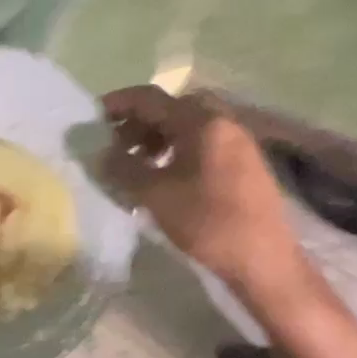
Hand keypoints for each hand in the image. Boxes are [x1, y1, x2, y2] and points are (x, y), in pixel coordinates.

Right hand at [101, 86, 302, 286]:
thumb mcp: (156, 195)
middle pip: (171, 109)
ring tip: (136, 164)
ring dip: (157, 138)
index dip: (119, 104)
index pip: (151, 98)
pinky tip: (164, 177)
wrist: (263, 259)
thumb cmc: (208, 222)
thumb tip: (101, 154)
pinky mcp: (244, 162)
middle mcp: (223, 120)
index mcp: (201, 120)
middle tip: (114, 145)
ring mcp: (238, 140)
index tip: (93, 118)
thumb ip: (123, 169)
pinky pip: (203, 142)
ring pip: (188, 127)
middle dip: (139, 123)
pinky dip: (178, 150)